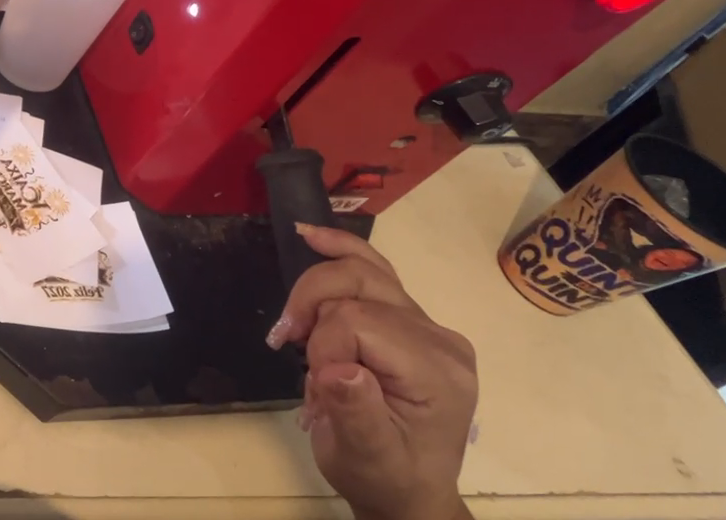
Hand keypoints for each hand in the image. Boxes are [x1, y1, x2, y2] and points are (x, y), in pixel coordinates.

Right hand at [267, 225, 477, 519]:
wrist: (405, 490)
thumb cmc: (382, 476)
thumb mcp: (365, 456)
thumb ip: (357, 412)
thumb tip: (339, 370)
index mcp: (436, 372)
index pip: (358, 321)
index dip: (322, 342)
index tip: (313, 381)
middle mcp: (439, 339)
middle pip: (360, 283)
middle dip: (311, 305)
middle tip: (286, 341)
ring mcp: (428, 326)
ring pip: (362, 270)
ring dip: (315, 287)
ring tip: (291, 319)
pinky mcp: (411, 320)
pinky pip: (373, 271)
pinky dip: (339, 250)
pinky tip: (311, 235)